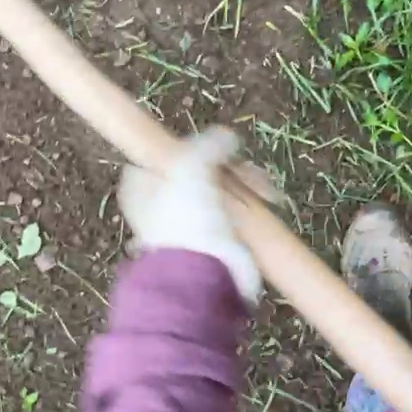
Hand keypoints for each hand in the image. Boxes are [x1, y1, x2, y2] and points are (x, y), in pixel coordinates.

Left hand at [118, 128, 261, 304]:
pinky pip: (236, 209)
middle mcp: (164, 205)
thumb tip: (227, 136)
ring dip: (245, 182)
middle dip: (226, 166)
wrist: (205, 274)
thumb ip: (208, 145)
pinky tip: (267, 198)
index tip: (202, 145)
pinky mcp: (218, 237)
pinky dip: (251, 202)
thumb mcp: (190, 167)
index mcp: (143, 189)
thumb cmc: (186, 220)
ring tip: (263, 186)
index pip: (157, 158)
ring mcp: (192, 223)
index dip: (180, 148)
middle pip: (198, 170)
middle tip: (243, 169)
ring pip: (221, 188)